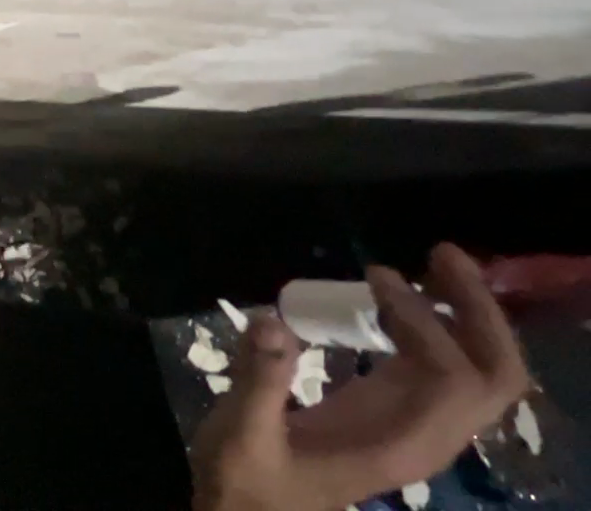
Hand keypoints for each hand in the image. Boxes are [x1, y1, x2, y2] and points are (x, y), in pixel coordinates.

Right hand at [191, 244, 530, 510]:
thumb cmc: (247, 481)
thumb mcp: (242, 432)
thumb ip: (260, 381)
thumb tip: (272, 319)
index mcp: (401, 443)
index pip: (453, 380)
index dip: (426, 324)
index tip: (375, 277)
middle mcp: (426, 436)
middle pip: (493, 378)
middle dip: (479, 314)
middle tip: (441, 255)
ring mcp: (413, 426)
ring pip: (477, 375)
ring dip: (465, 319)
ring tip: (428, 269)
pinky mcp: (390, 416)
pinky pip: (440, 373)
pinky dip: (433, 332)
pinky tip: (392, 305)